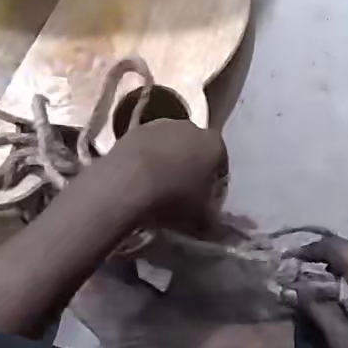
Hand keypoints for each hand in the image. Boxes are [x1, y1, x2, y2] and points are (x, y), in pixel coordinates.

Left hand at [106, 119, 226, 224]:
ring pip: (169, 146)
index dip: (213, 185)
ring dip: (166, 162)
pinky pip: (146, 148)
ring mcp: (161, 125)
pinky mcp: (134, 130)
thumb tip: (211, 222)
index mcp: (215, 145)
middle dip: (190, 169)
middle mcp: (192, 128)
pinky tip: (137, 181)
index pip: (221, 165)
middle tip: (180, 194)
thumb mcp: (202, 218)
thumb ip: (212, 217)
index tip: (204, 201)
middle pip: (195, 150)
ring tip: (155, 188)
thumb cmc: (174, 198)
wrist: (127, 184)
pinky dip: (144, 160)